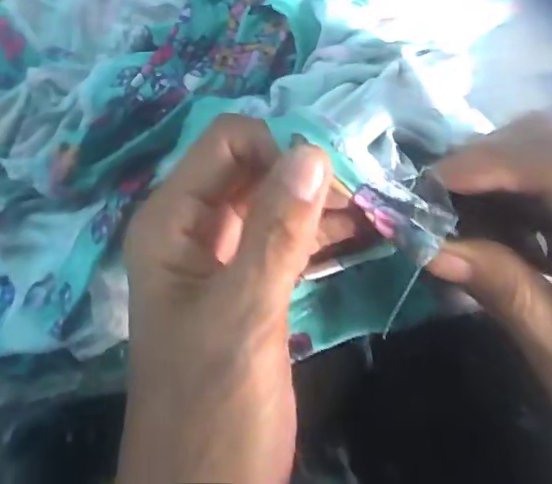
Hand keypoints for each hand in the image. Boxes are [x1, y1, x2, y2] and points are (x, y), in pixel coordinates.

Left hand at [118, 114, 359, 483]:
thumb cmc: (211, 407)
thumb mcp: (245, 315)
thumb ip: (277, 231)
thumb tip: (314, 151)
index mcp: (171, 219)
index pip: (225, 142)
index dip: (277, 146)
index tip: (334, 176)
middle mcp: (191, 225)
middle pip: (251, 167)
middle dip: (305, 171)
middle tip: (370, 191)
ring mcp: (219, 255)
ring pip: (272, 202)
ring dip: (320, 202)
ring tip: (381, 208)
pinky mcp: (247, 285)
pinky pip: (284, 240)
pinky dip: (320, 234)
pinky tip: (367, 235)